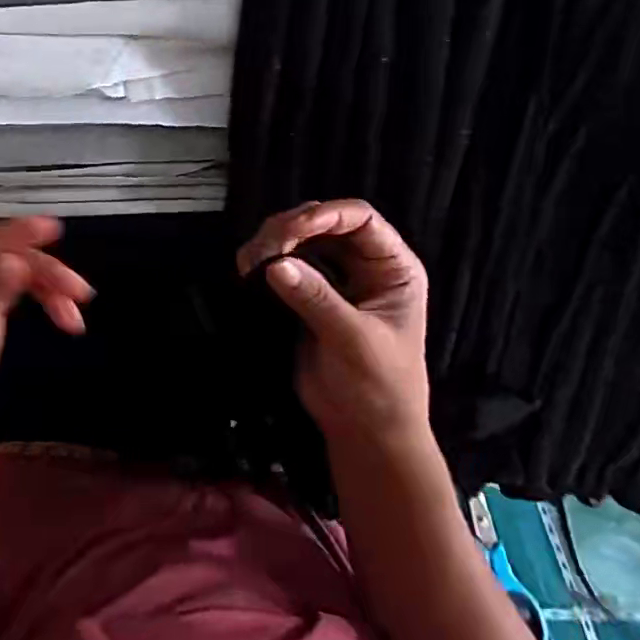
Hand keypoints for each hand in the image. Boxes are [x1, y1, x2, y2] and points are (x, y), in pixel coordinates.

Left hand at [0, 218, 94, 426]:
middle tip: (81, 291)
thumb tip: (14, 261)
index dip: (14, 235)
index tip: (53, 228)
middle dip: (39, 269)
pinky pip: (7, 280)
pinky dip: (36, 294)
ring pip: (7, 264)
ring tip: (75, 315)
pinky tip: (63, 315)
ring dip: (44, 284)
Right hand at [237, 200, 430, 448]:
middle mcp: (361, 265)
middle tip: (261, 254)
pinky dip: (258, 261)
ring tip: (249, 267)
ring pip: (293, 238)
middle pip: (320, 222)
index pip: (361, 219)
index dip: (325, 214)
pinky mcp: (302, 293)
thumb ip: (317, 299)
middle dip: (287, 229)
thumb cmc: (378, 384)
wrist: (362, 425)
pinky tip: (247, 274)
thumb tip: (275, 265)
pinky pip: (278, 261)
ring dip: (267, 244)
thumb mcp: (353, 340)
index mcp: (391, 269)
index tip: (289, 231)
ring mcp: (330, 278)